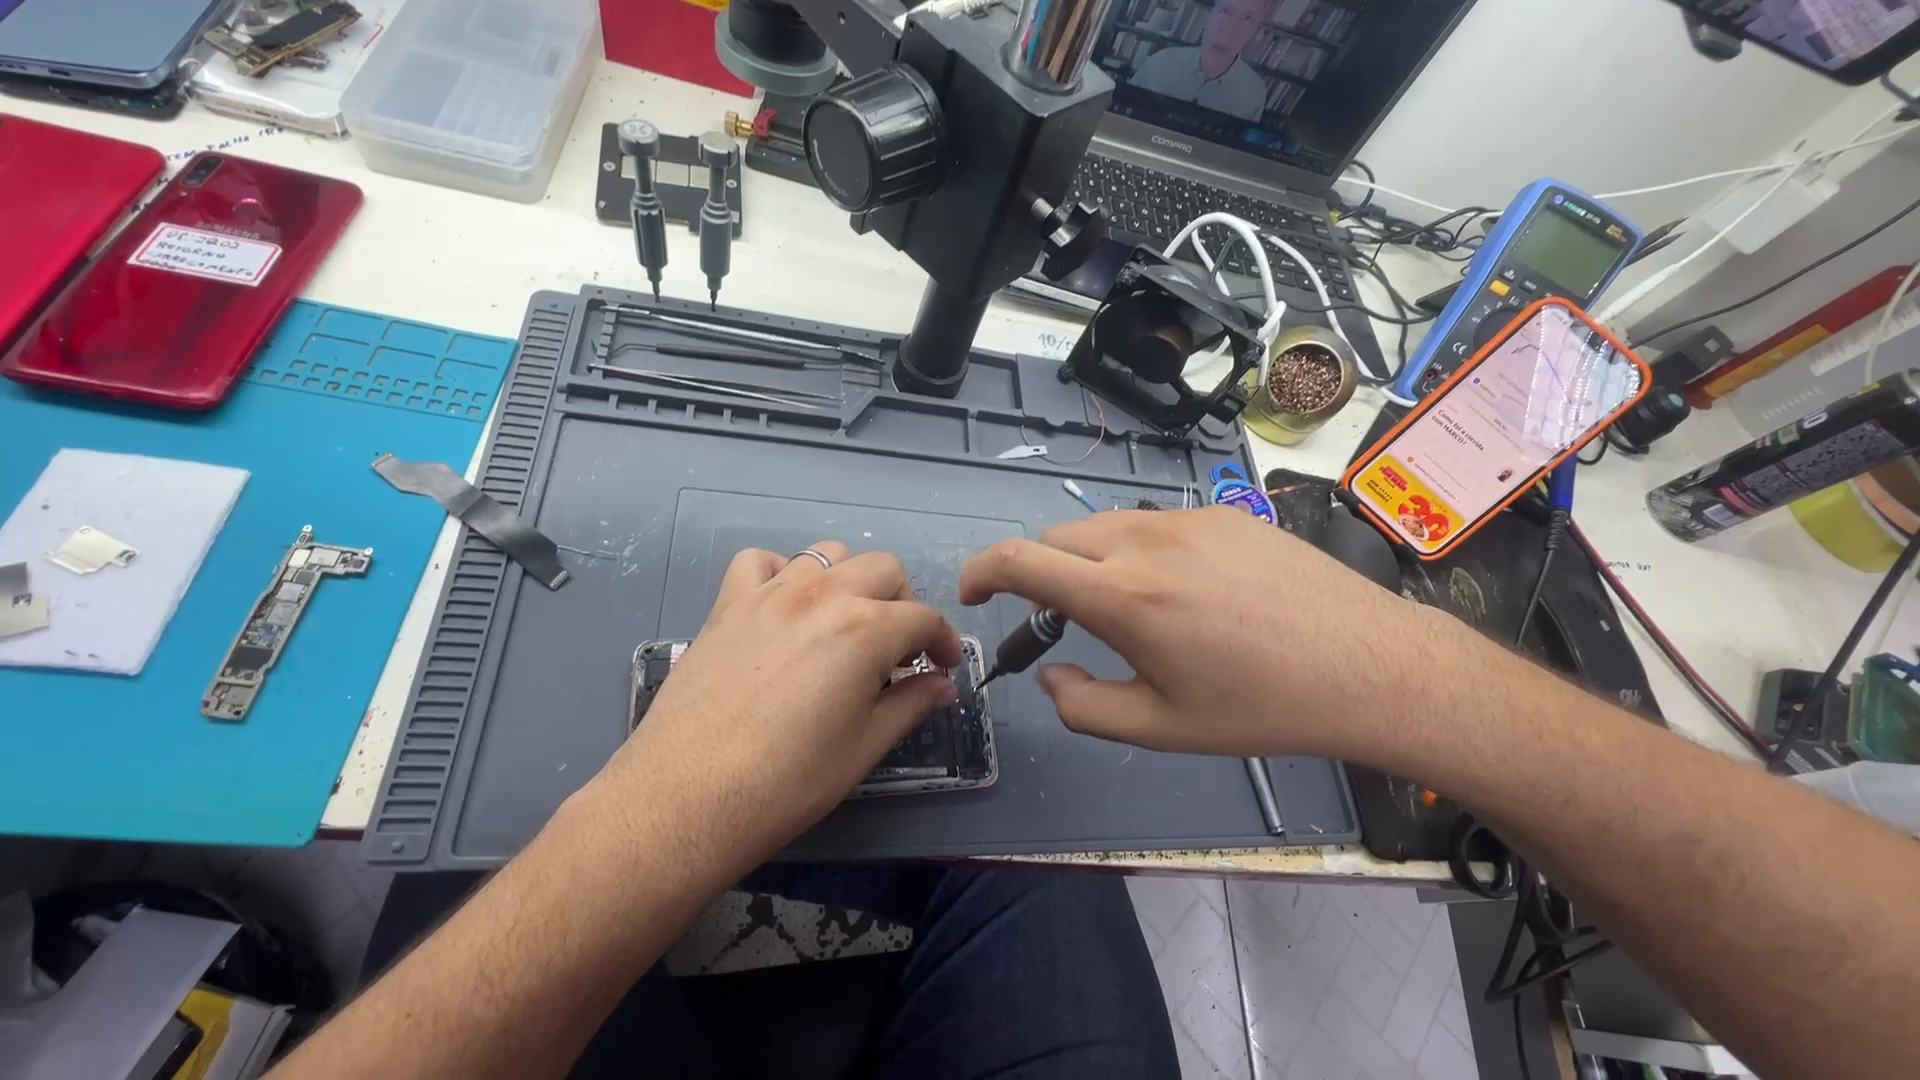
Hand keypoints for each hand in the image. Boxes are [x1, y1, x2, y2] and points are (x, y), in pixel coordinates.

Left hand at [584, 540, 961, 882]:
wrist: (688, 798)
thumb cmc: (788, 781)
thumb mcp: (864, 747)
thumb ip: (910, 705)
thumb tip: (943, 686)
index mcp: (865, 628)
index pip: (923, 618)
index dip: (942, 642)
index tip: (942, 668)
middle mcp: (822, 594)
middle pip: (884, 570)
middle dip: (903, 604)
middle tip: (897, 653)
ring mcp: (770, 593)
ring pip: (827, 554)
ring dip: (849, 581)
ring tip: (844, 626)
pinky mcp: (727, 604)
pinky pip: (760, 562)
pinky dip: (781, 573)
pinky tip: (784, 610)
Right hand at [958, 507, 1440, 758]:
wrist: (1368, 666)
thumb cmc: (1260, 707)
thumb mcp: (1160, 727)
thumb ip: (1082, 706)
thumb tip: (1050, 673)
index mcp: (1120, 597)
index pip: (1019, 559)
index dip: (980, 571)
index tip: (973, 594)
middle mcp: (1144, 541)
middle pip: (1056, 538)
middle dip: (1038, 574)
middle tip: (1063, 622)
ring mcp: (1186, 519)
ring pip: (1103, 526)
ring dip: (1087, 560)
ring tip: (1129, 610)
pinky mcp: (1222, 513)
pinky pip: (1153, 523)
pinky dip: (1135, 550)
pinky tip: (1183, 591)